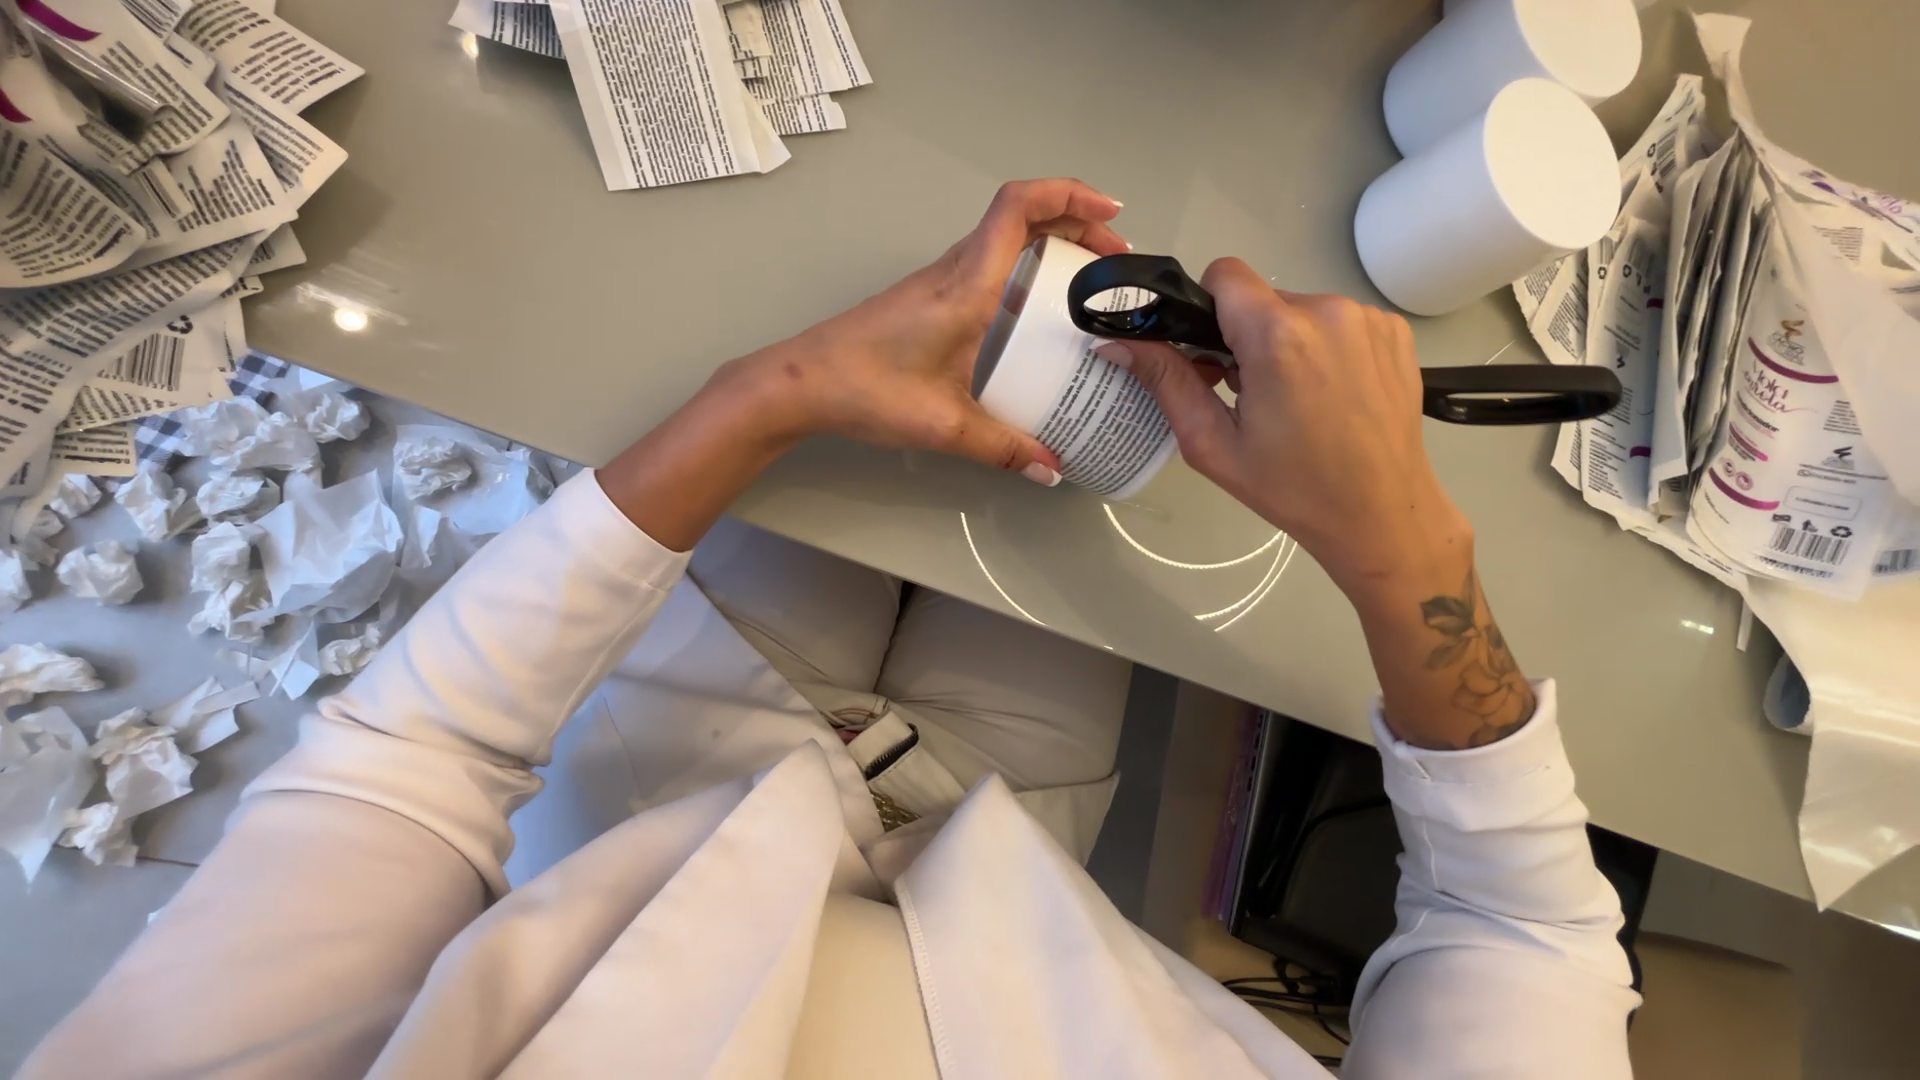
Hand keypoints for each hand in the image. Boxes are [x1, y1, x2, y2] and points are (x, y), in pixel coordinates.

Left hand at [737, 178, 1128, 485]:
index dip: (1070, 194)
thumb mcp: (944, 424)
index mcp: (966, 285)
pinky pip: (987, 266)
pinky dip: (1022, 269)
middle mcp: (954, 270)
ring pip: (1003, 239)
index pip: (1019, 207)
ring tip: (1086, 281)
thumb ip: (1002, 448)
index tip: (1112, 211)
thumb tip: (1050, 470)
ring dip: (1050, 244)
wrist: (802, 382)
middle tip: (1113, 260)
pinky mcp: (927, 299)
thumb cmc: (867, 389)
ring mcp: (938, 281)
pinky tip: (1032, 313)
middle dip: (1076, 224)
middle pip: (1022, 217)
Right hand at [1098, 258, 1470, 600]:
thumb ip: (1165, 382)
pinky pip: (1338, 320)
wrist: (1380, 514)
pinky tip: (1329, 393)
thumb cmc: (1289, 487)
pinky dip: (1323, 347)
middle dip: (1245, 335)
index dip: (1205, 308)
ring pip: (1300, 309)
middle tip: (1247, 393)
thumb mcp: (1212, 443)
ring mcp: (1369, 318)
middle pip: (1261, 297)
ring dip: (1285, 341)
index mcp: (1277, 335)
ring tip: (1294, 399)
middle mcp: (1328, 309)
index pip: (1224, 274)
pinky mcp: (1401, 328)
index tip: (1209, 353)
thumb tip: (1116, 343)